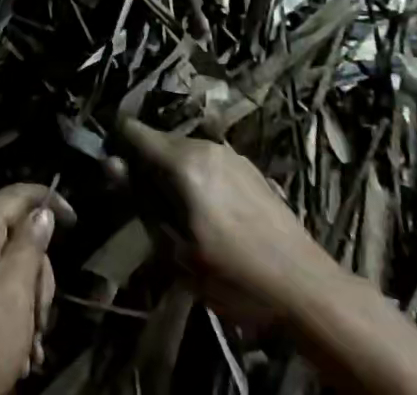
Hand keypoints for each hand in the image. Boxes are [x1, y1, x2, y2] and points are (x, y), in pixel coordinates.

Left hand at [0, 183, 74, 394]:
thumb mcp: (15, 287)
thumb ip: (31, 243)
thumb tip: (44, 211)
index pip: (19, 194)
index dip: (50, 201)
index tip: (76, 221)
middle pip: (23, 236)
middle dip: (39, 277)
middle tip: (39, 315)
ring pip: (20, 268)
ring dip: (33, 305)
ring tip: (31, 341)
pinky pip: (8, 290)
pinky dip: (21, 318)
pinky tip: (24, 350)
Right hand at [113, 117, 338, 329]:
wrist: (306, 286)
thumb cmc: (234, 275)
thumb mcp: (175, 249)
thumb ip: (140, 202)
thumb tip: (111, 164)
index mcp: (183, 162)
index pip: (133, 131)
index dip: (115, 145)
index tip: (110, 170)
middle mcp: (206, 146)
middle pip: (160, 141)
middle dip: (144, 164)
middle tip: (143, 205)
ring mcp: (232, 155)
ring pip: (185, 152)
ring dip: (172, 172)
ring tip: (176, 214)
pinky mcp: (250, 168)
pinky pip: (208, 162)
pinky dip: (196, 178)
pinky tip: (208, 214)